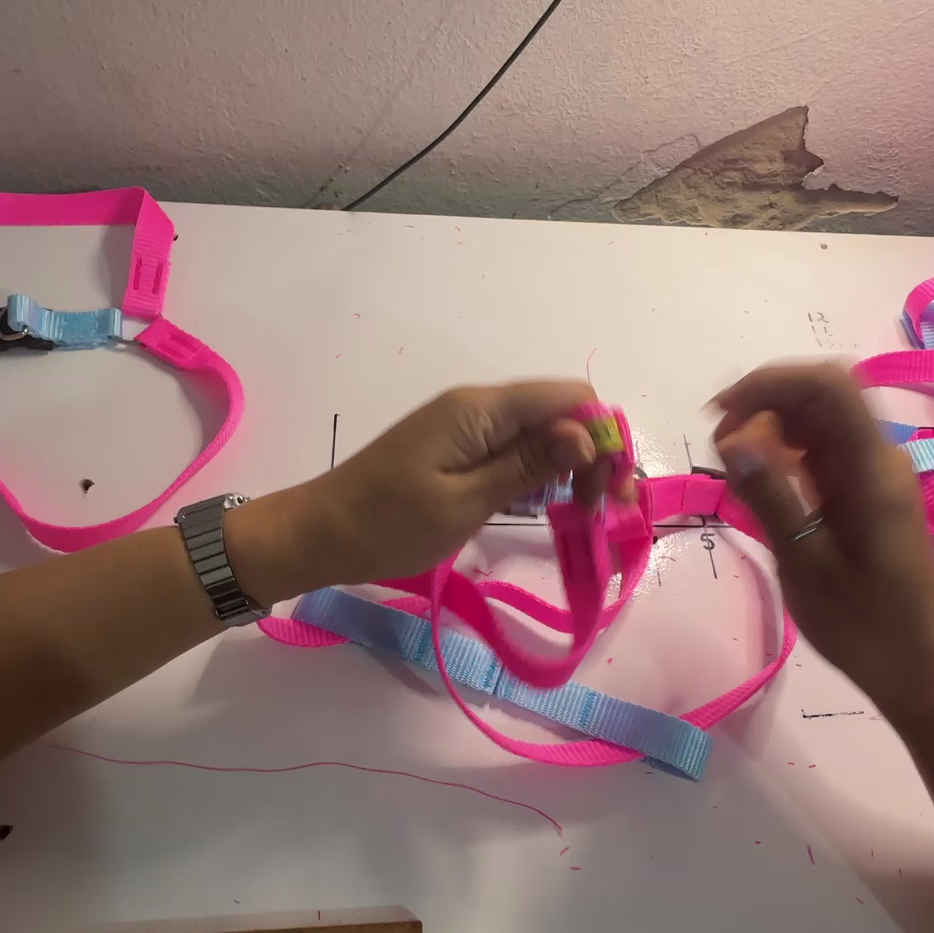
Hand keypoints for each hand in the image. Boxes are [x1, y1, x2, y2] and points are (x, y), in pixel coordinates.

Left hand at [271, 381, 630, 590]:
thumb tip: (587, 433)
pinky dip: (538, 472)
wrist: (320, 533)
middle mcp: (478, 405)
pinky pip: (512, 447)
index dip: (603, 438)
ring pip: (539, 430)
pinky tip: (544, 503)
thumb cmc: (389, 525)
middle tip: (600, 513)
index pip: (570, 399)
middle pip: (560, 412)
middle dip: (592, 454)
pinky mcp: (456, 446)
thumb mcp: (465, 501)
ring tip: (579, 513)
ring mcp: (466, 425)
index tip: (613, 495)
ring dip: (568, 466)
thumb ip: (527, 464)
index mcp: (481, 409)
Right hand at [712, 362, 933, 713]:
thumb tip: (732, 439)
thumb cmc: (862, 623)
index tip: (719, 415)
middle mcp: (876, 457)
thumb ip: (771, 495)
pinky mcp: (859, 490)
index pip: (828, 386)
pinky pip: (816, 450)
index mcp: (871, 468)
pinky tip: (757, 484)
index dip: (770, 382)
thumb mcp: (806, 562)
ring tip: (731, 467)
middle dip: (762, 404)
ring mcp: (869, 472)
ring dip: (767, 426)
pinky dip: (780, 452)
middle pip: (819, 395)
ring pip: (815, 420)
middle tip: (719, 447)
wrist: (912, 666)